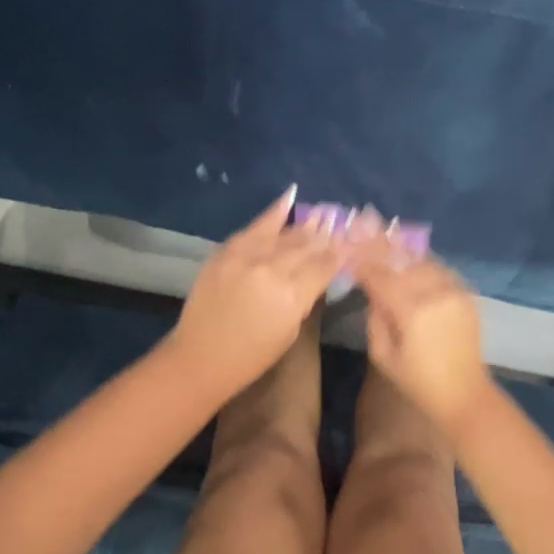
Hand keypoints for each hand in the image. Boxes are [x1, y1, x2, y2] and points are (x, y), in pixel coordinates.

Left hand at [165, 188, 344, 394]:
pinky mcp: (226, 251)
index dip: (340, 253)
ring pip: (284, 234)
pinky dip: (274, 211)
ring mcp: (246, 257)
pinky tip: (290, 197)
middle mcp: (272, 270)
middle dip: (326, 235)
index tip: (354, 242)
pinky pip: (255, 226)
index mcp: (292, 297)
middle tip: (343, 224)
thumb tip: (318, 272)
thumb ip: (305, 297)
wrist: (200, 357)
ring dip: (306, 224)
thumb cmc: (252, 356)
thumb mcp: (290, 331)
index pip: (324, 265)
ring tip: (324, 213)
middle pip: (306, 246)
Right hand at [350, 243, 494, 427]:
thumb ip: (375, 316)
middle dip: (381, 247)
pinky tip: (410, 260)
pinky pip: (440, 269)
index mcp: (412, 311)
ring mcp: (454, 290)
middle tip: (362, 233)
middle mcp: (435, 293)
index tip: (347, 252)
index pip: (381, 275)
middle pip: (403, 260)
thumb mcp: (383, 354)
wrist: (463, 392)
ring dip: (402, 251)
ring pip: (423, 259)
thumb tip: (372, 289)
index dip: (362, 262)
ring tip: (384, 239)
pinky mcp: (465, 294)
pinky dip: (422, 263)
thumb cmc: (417, 381)